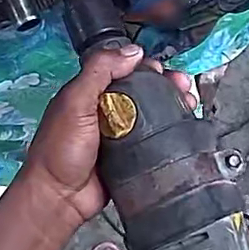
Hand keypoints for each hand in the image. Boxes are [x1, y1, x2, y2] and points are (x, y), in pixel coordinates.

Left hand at [18, 46, 195, 226]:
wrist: (60, 198)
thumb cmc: (59, 150)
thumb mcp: (75, 102)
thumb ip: (99, 72)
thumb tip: (132, 51)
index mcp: (90, 93)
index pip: (123, 71)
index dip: (145, 67)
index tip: (162, 69)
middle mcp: (107, 111)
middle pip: (144, 91)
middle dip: (166, 85)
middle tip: (183, 86)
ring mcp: (121, 134)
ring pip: (154, 114)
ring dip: (174, 105)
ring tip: (189, 102)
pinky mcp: (132, 156)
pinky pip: (155, 140)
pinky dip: (171, 132)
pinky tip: (185, 127)